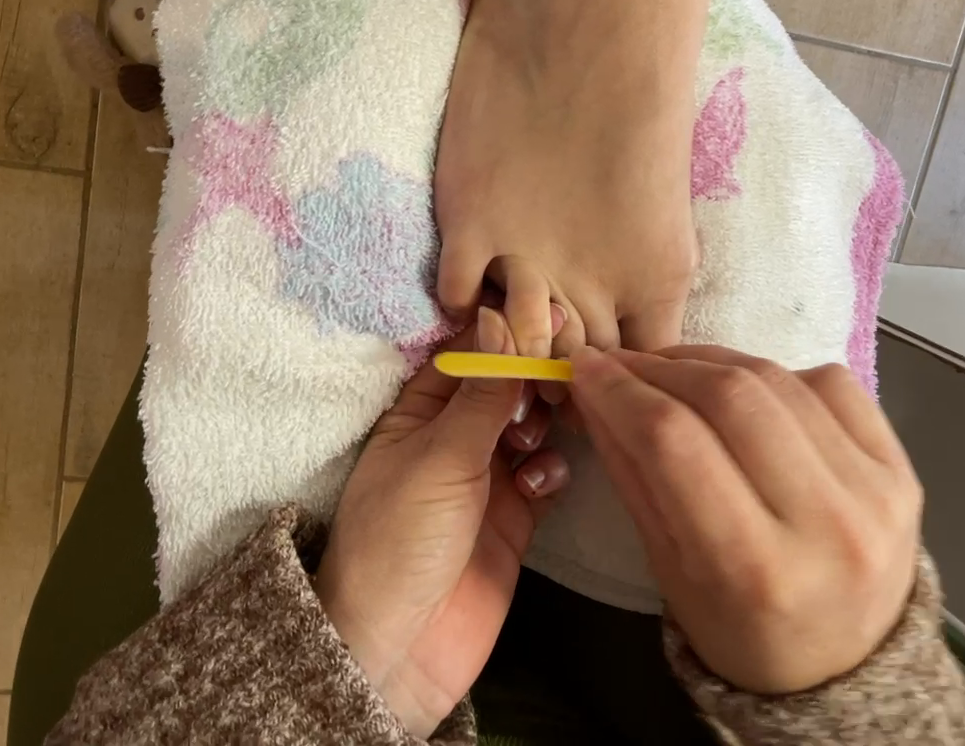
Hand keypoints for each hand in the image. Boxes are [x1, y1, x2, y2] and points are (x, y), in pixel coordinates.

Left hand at [316, 308, 571, 736]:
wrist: (400, 649)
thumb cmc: (400, 537)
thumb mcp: (440, 457)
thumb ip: (482, 393)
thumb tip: (498, 316)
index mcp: (421, 408)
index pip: (471, 352)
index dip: (508, 332)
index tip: (549, 314)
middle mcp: (457, 431)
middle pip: (508, 383)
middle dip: (536, 374)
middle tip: (564, 376)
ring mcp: (488, 472)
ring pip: (533, 422)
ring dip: (548, 418)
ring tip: (554, 424)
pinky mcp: (516, 513)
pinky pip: (545, 470)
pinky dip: (550, 467)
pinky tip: (543, 481)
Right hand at [434, 0, 701, 356]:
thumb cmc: (650, 54)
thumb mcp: (662, 170)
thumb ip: (634, 235)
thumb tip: (605, 261)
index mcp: (660, 267)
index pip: (644, 367)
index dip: (621, 378)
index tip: (596, 364)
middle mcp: (598, 279)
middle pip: (579, 372)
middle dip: (563, 374)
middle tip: (544, 353)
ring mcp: (528, 255)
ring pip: (515, 350)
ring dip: (507, 346)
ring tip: (503, 323)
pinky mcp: (469, 218)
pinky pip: (454, 297)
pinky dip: (457, 300)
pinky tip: (464, 274)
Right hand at [568, 345, 922, 693]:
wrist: (845, 666)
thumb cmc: (735, 623)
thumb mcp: (663, 561)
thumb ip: (628, 467)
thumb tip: (594, 386)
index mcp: (754, 568)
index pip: (673, 442)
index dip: (620, 391)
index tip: (586, 367)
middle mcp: (826, 525)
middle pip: (727, 397)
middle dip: (659, 366)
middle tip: (624, 364)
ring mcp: (875, 491)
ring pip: (774, 378)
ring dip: (706, 359)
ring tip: (672, 369)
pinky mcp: (902, 467)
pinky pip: (829, 381)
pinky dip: (774, 372)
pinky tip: (746, 392)